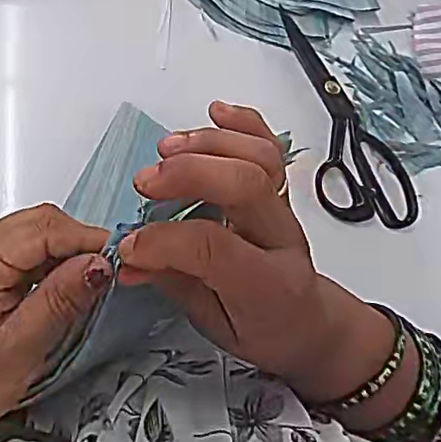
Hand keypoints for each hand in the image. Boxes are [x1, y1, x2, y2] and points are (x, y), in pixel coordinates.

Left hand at [0, 205, 110, 441]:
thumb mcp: (19, 347)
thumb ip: (60, 300)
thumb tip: (99, 264)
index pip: (46, 229)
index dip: (89, 241)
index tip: (121, 262)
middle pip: (46, 223)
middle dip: (82, 244)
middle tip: (111, 275)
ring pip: (43, 231)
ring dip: (71, 253)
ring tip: (91, 286)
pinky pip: (34, 248)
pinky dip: (57, 262)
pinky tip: (67, 288)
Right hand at [115, 102, 395, 403]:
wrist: (310, 323)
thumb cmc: (264, 328)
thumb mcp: (214, 325)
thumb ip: (173, 284)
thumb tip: (130, 258)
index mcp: (268, 286)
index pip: (214, 247)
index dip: (163, 240)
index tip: (130, 244)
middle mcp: (282, 239)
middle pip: (244, 185)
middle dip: (188, 174)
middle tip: (145, 182)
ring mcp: (285, 209)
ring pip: (259, 158)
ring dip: (208, 143)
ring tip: (166, 149)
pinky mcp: (282, 190)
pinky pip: (271, 148)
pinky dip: (245, 123)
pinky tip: (216, 113)